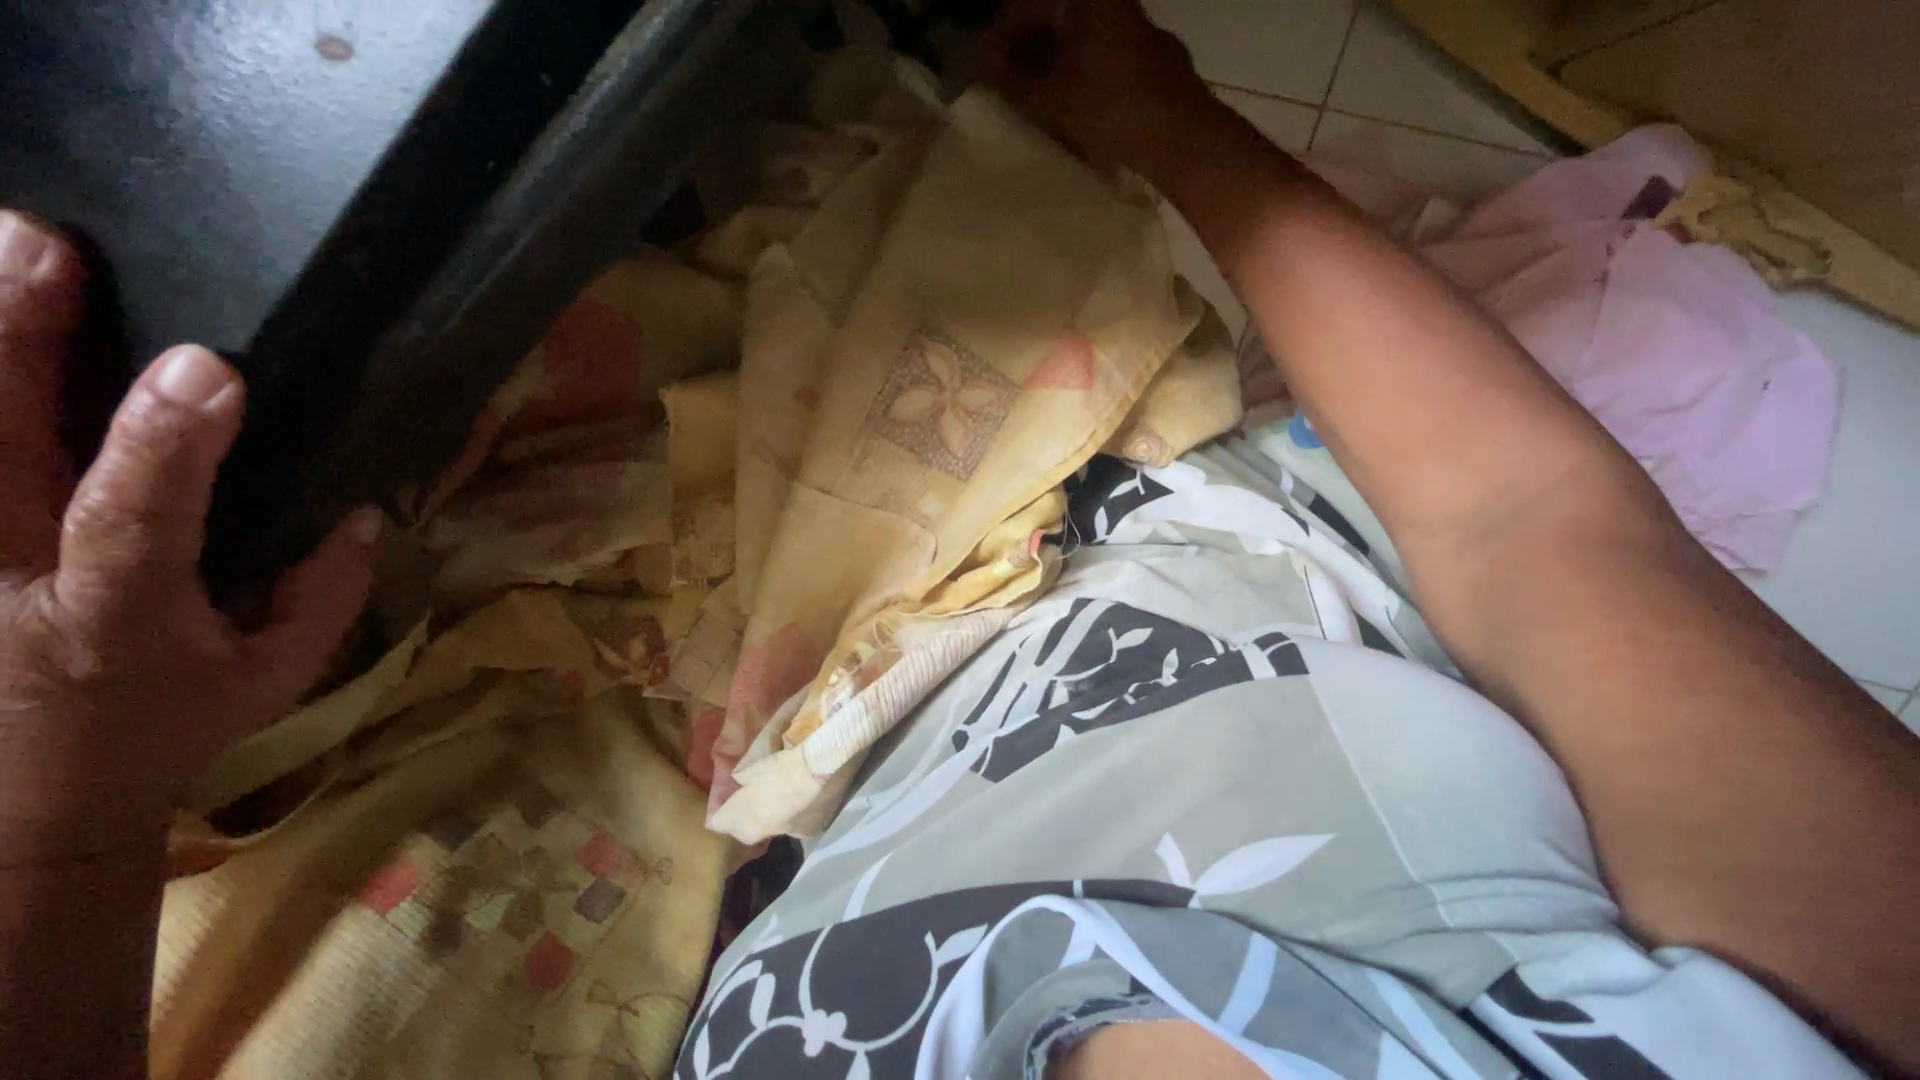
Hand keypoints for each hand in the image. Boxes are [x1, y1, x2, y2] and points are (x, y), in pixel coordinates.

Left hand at [0, 211, 379, 862]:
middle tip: (42, 245)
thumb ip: (327, 597)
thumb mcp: (276, 679)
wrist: (22, 797)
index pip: (134, 523)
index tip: (206, 368)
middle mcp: (3, 579)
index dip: (163, 446)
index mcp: (117, 618)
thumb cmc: (166, 728)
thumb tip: (361, 512)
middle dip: (14, 340)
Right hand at [980, 0, 1222, 175]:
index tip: (981, 70)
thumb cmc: (1109, 110)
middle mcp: (1117, 5)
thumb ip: (1009, 78)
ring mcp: (1141, 33)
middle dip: (1027, 54)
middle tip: (1004, 90)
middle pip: (1057, 22)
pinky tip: (1072, 115)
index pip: (1026, 5)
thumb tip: (978, 60)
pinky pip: (1106, 63)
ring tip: (1033, 107)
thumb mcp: (1049, 98)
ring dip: (1053, 70)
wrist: (1183, 140)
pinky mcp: (1158, 63)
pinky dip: (1082, 81)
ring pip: (1082, 44)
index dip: (999, 38)